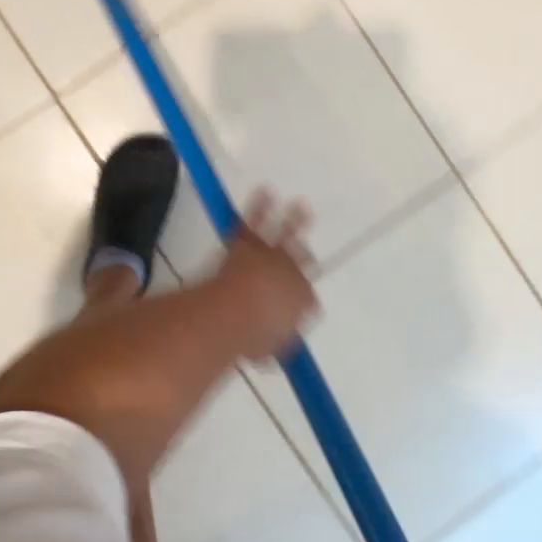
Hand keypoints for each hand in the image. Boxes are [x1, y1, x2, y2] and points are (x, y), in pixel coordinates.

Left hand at [209, 191, 317, 359]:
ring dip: (296, 218)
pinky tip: (264, 190)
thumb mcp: (268, 349)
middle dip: (304, 257)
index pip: (307, 298)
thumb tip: (267, 350)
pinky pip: (255, 220)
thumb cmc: (252, 336)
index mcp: (303, 301)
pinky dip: (260, 204)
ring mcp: (271, 253)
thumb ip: (272, 344)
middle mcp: (293, 272)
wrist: (234, 311)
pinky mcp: (249, 242)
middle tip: (308, 254)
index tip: (290, 303)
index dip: (298, 300)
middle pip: (303, 261)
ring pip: (288, 232)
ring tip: (303, 205)